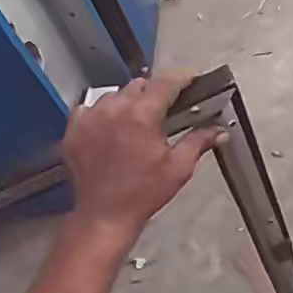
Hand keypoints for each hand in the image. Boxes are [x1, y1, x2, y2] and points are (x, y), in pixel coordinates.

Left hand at [64, 70, 226, 234]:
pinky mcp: (74, 128)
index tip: (190, 77)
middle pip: (139, 85)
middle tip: (164, 110)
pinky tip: (111, 130)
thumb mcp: (178, 167)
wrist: (104, 214)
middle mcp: (114, 109)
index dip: (182, 77)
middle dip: (154, 93)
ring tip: (136, 123)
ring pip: (115, 95)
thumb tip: (218, 131)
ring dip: (128, 103)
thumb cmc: (142, 193)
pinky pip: (91, 108)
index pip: (166, 83)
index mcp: (142, 115)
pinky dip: (103, 113)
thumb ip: (199, 141)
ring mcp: (90, 117)